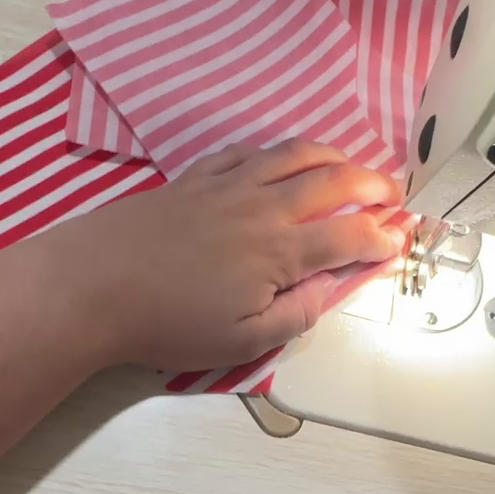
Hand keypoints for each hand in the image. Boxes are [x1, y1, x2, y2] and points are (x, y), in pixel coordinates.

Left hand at [21, 139, 405, 371]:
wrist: (95, 284)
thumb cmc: (168, 323)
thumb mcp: (241, 342)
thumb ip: (296, 314)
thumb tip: (331, 288)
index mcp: (280, 252)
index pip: (349, 236)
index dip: (382, 238)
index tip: (399, 242)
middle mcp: (263, 207)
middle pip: (334, 181)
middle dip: (374, 184)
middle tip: (394, 194)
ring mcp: (228, 184)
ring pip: (295, 154)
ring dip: (334, 156)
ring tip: (352, 165)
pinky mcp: (196, 176)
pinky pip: (250, 151)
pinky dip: (279, 151)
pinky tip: (284, 159)